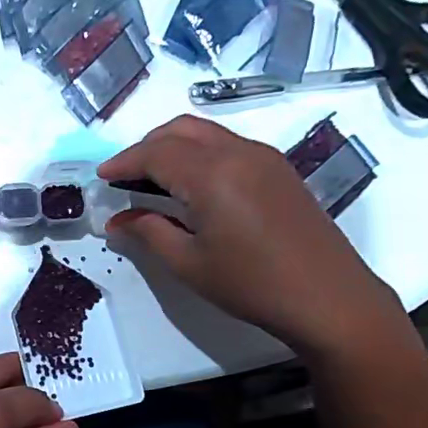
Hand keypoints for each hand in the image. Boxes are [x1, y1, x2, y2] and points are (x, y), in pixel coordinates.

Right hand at [97, 115, 404, 356]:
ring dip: (173, 147)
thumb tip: (117, 221)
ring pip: (206, 133)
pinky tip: (190, 185)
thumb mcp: (188, 263)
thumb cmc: (250, 284)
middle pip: (181, 130)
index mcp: (212, 174)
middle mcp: (238, 153)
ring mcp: (264, 157)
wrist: (327, 297)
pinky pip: (228, 146)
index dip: (124, 163)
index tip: (100, 178)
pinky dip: (199, 154)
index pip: (156, 153)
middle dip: (146, 147)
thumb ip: (149, 232)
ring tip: (151, 179)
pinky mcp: (279, 170)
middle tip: (123, 176)